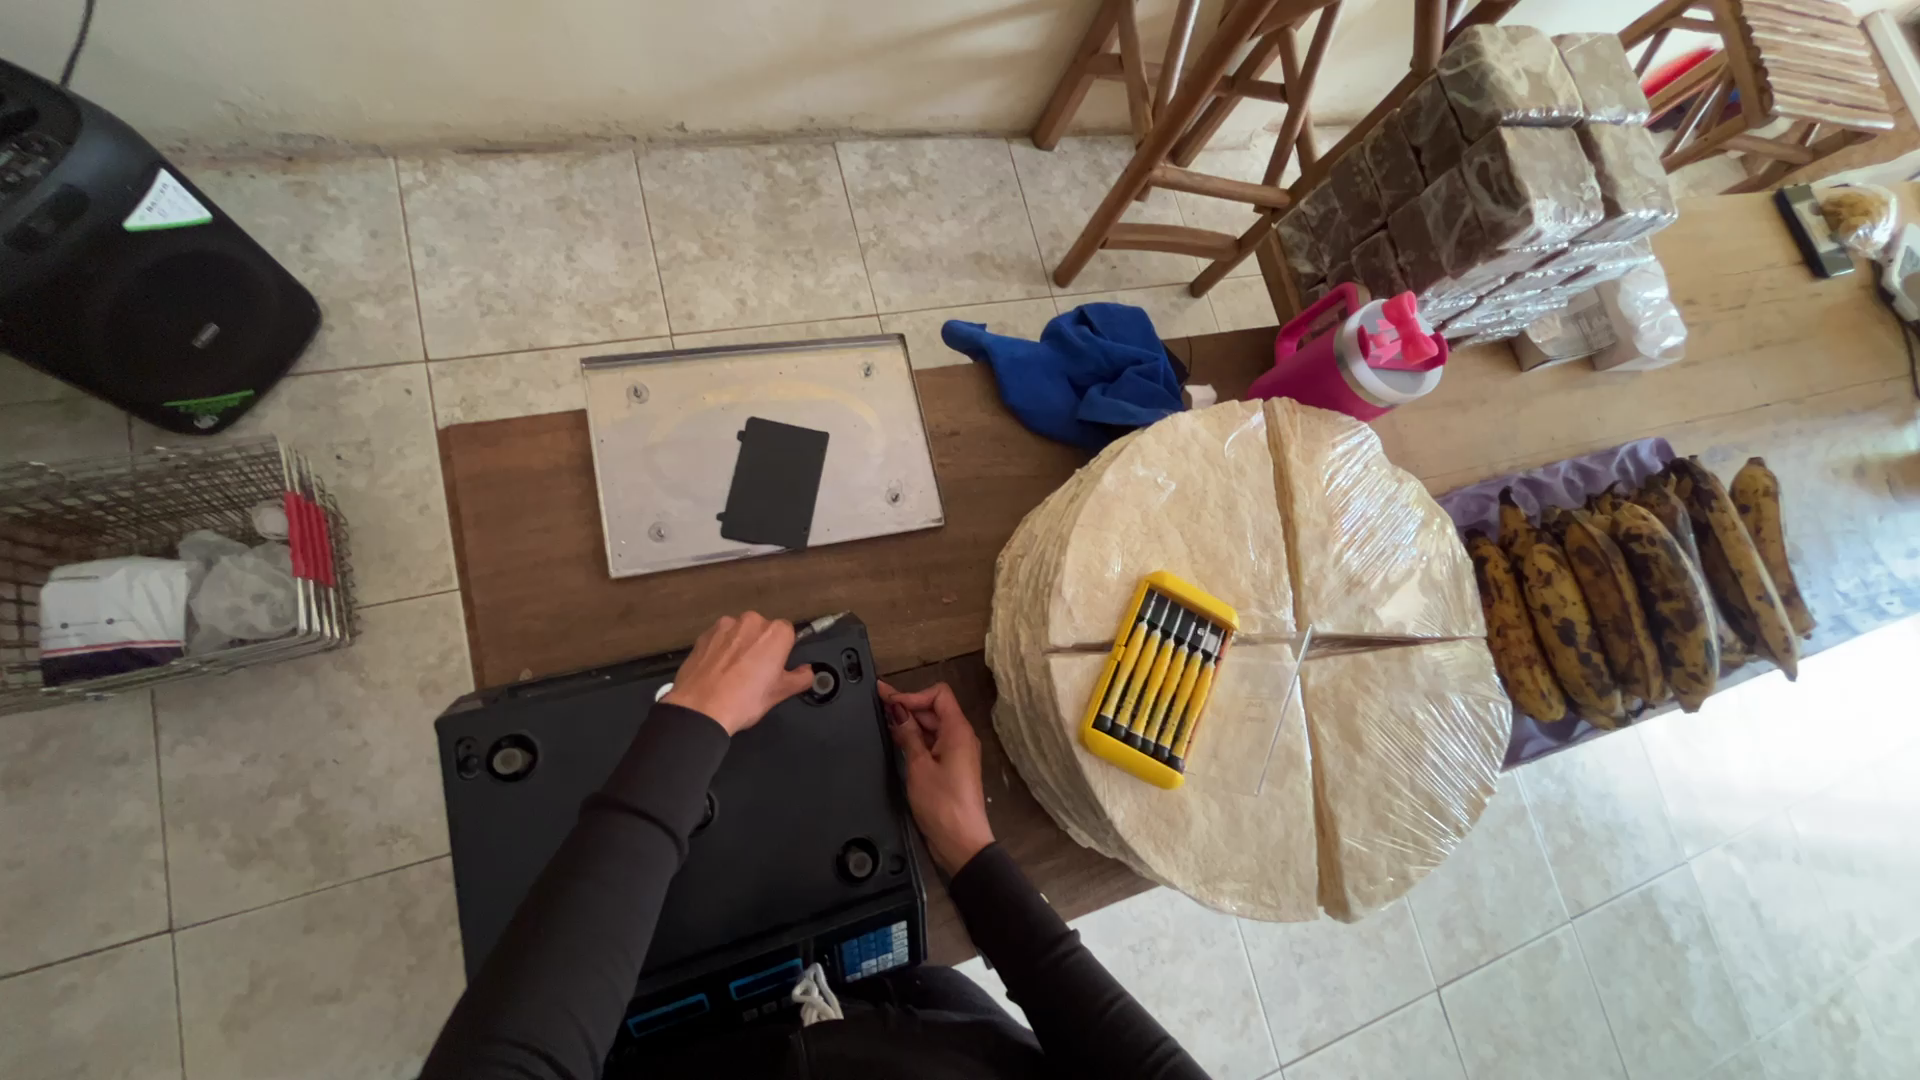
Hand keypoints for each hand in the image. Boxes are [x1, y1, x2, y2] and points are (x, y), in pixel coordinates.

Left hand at [661, 612, 814, 734]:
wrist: (700, 710)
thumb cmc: (743, 700)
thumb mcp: (779, 693)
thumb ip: (800, 678)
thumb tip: (807, 672)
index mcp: (776, 633)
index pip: (788, 632)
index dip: (782, 650)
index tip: (775, 666)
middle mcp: (751, 622)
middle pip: (762, 629)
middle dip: (760, 646)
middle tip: (755, 673)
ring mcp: (725, 626)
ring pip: (739, 633)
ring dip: (739, 646)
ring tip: (733, 674)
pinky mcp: (704, 634)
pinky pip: (719, 639)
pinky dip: (720, 650)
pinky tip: (717, 672)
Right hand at [880, 680, 994, 875]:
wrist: (961, 842)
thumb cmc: (942, 804)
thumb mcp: (919, 766)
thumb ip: (908, 734)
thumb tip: (898, 709)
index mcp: (958, 731)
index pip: (939, 695)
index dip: (913, 695)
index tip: (888, 702)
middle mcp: (961, 737)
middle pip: (934, 709)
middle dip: (908, 706)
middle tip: (878, 705)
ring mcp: (957, 752)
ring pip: (933, 727)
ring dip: (910, 723)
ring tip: (884, 721)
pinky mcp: (951, 767)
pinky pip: (933, 743)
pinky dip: (916, 739)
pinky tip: (897, 740)